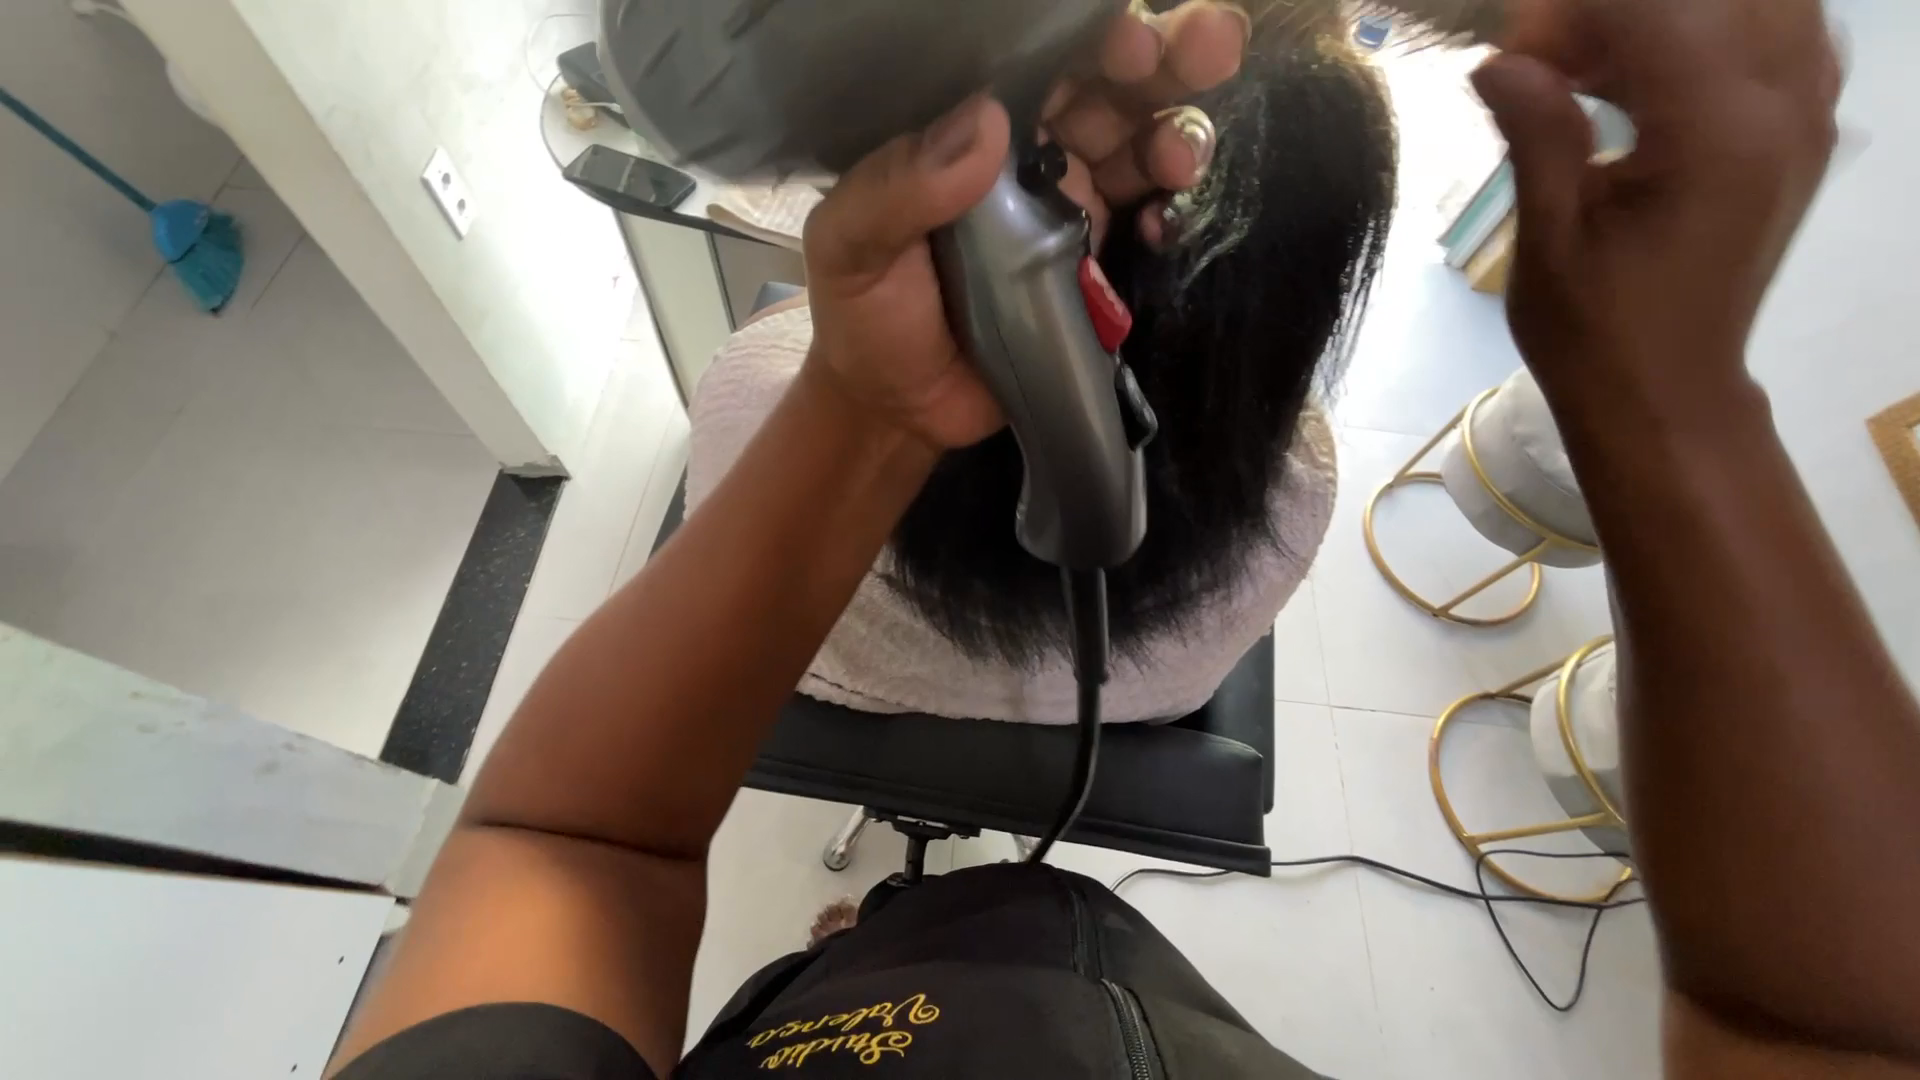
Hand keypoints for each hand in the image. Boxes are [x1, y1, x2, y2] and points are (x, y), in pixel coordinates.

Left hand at [801, 1, 1249, 450]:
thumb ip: (897, 188)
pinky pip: (1143, 222)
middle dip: (1164, 62)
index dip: (1091, 39)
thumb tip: (988, 124)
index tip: (1131, 38)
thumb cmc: (865, 319)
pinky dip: (1168, 210)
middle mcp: (1021, 161)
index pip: (1036, 63)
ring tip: (1183, 157)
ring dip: (1177, 136)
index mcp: (964, 135)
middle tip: (1209, 48)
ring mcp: (1062, 212)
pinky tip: (1165, 218)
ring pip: (1137, 147)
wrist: (901, 407)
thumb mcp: (851, 248)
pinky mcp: (1087, 267)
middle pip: (1106, 91)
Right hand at [1473, 0, 1842, 410]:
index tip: (1508, 49)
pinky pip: (1780, 39)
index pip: (1655, 13)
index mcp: (1715, 134)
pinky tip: (1646, 73)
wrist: (1663, 391)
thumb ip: (1538, 136)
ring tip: (1585, 64)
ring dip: (1667, 20)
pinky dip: (1710, 36)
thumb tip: (1498, 62)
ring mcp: (1809, 116)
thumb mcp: (1548, 239)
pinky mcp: (1803, 135)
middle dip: (1618, 11)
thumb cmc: (1591, 330)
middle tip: (1541, 57)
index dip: (1572, 15)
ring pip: (1760, 7)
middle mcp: (1786, 104)